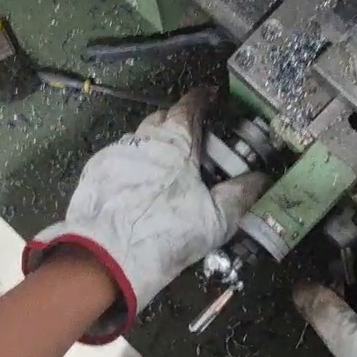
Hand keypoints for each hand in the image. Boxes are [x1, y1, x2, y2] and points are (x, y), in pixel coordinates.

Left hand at [24, 89, 267, 342]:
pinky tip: (139, 191)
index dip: (202, 99)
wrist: (106, 257)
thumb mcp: (215, 218)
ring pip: (138, 141)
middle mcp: (142, 137)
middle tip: (191, 143)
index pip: (190, 105)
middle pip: (161, 119)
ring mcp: (115, 154)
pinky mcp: (94, 174)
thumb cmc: (165, 233)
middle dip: (176, 124)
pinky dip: (132, 169)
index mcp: (174, 139)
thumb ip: (241, 195)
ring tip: (165, 173)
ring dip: (153, 149)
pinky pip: (119, 162)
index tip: (209, 99)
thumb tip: (262, 180)